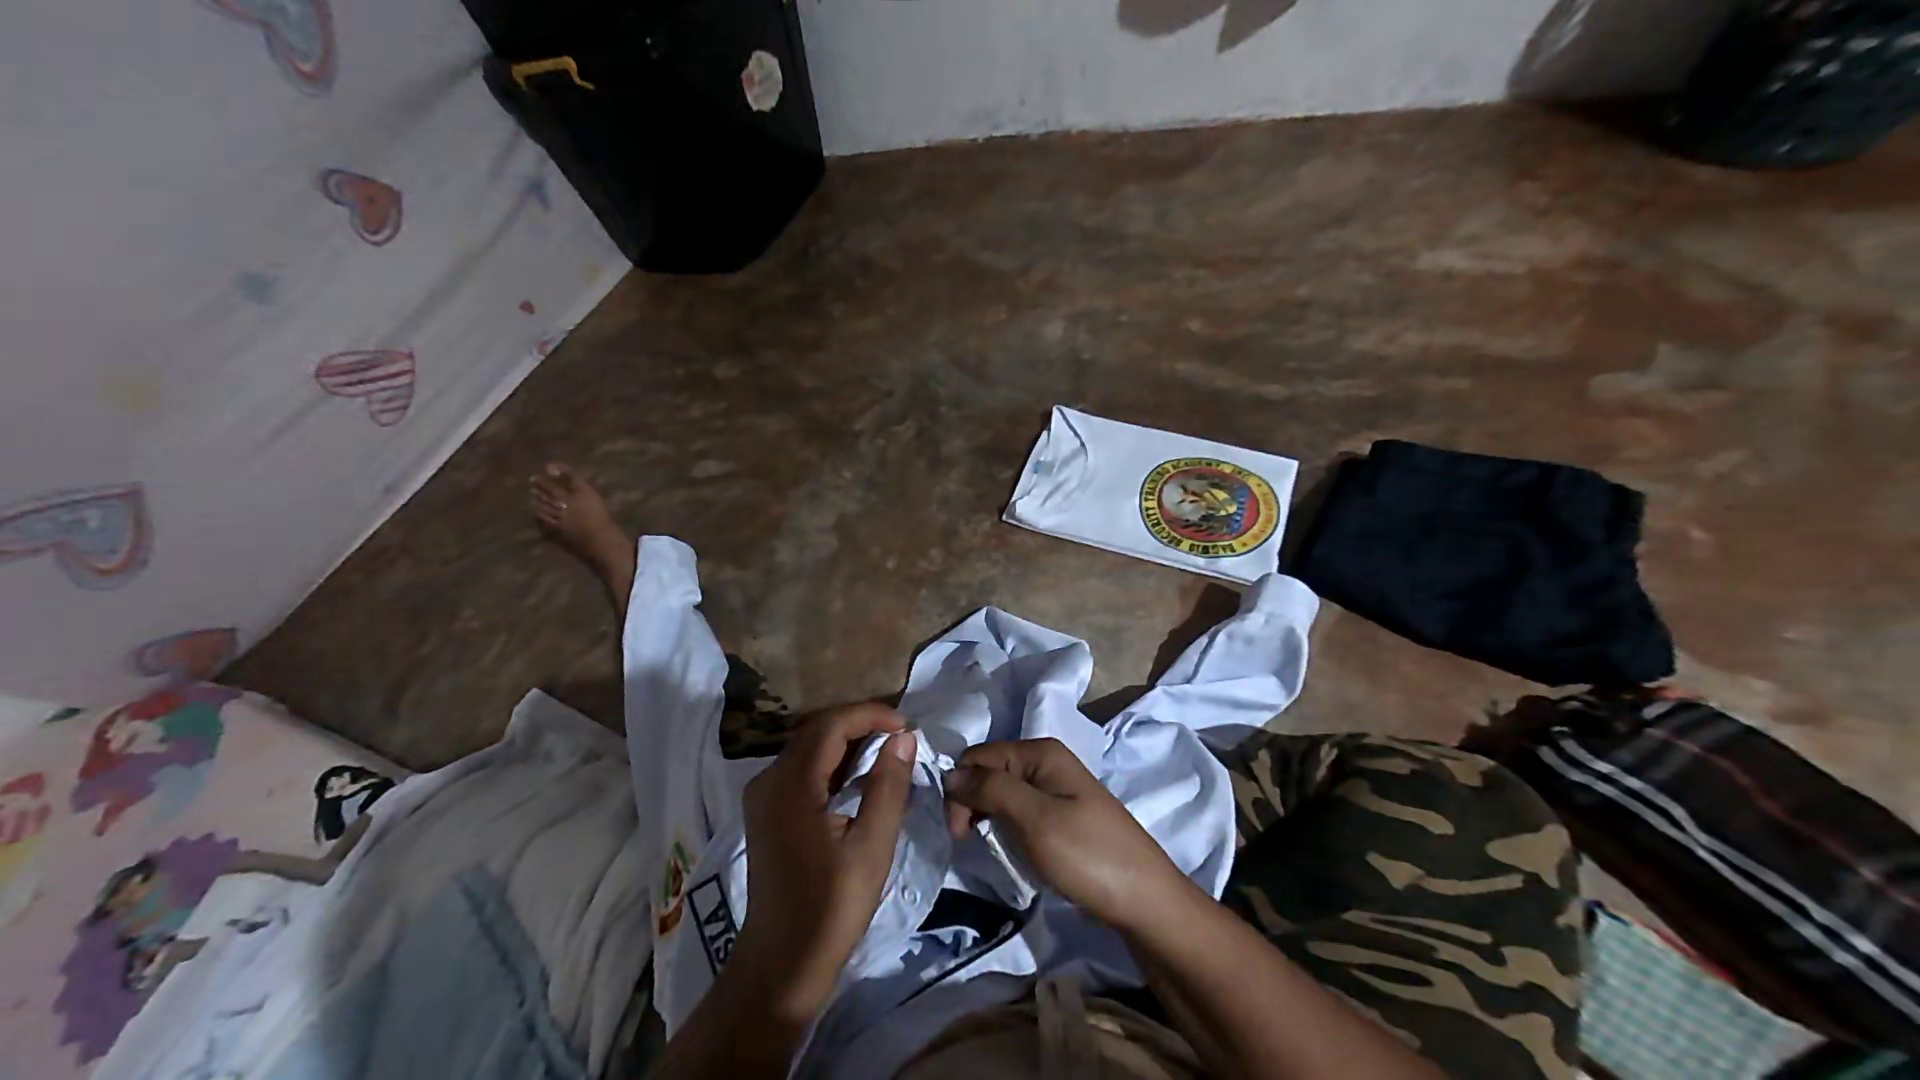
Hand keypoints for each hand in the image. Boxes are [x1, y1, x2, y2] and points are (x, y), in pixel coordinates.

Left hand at [735, 702, 916, 1022]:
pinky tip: (859, 776)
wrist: (783, 962)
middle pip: (816, 731)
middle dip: (859, 724)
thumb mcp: (872, 845)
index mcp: (790, 786)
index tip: (907, 725)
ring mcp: (762, 797)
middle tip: (901, 735)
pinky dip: (832, 762)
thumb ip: (888, 786)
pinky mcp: (766, 812)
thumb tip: (904, 738)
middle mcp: (768, 781)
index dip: (870, 715)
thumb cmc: (831, 906)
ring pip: (807, 748)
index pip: (830, 725)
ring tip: (887, 750)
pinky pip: (800, 769)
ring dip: (847, 741)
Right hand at [945, 737, 1191, 932]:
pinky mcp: (1059, 815)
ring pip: (1001, 792)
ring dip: (986, 815)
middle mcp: (1045, 762)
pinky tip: (1007, 846)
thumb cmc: (1089, 856)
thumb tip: (950, 773)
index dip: (960, 788)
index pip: (978, 756)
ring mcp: (1054, 788)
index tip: (959, 832)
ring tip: (986, 846)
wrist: (1145, 901)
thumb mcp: (1035, 819)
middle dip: (970, 801)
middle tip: (969, 842)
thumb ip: (991, 789)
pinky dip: (1005, 826)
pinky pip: (1018, 810)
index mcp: (1041, 752)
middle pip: (988, 771)